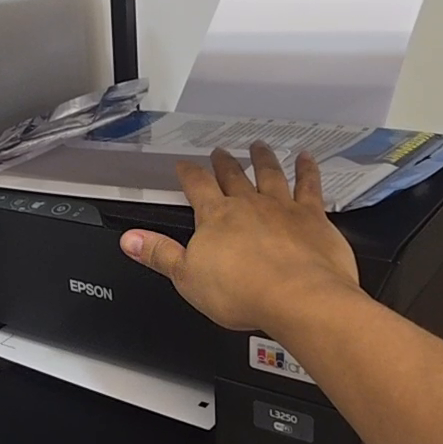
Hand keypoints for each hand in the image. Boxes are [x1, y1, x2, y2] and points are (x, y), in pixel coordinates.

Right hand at [120, 141, 360, 332]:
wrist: (297, 297)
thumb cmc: (244, 291)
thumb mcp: (186, 278)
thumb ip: (159, 254)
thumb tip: (130, 240)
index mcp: (215, 217)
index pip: (197, 186)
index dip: (188, 174)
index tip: (184, 166)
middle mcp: (248, 205)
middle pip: (233, 176)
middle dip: (224, 163)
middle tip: (220, 152)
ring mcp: (282, 208)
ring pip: (269, 175)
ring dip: (262, 159)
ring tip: (259, 146)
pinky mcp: (312, 218)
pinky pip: (309, 186)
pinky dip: (307, 170)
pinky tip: (307, 159)